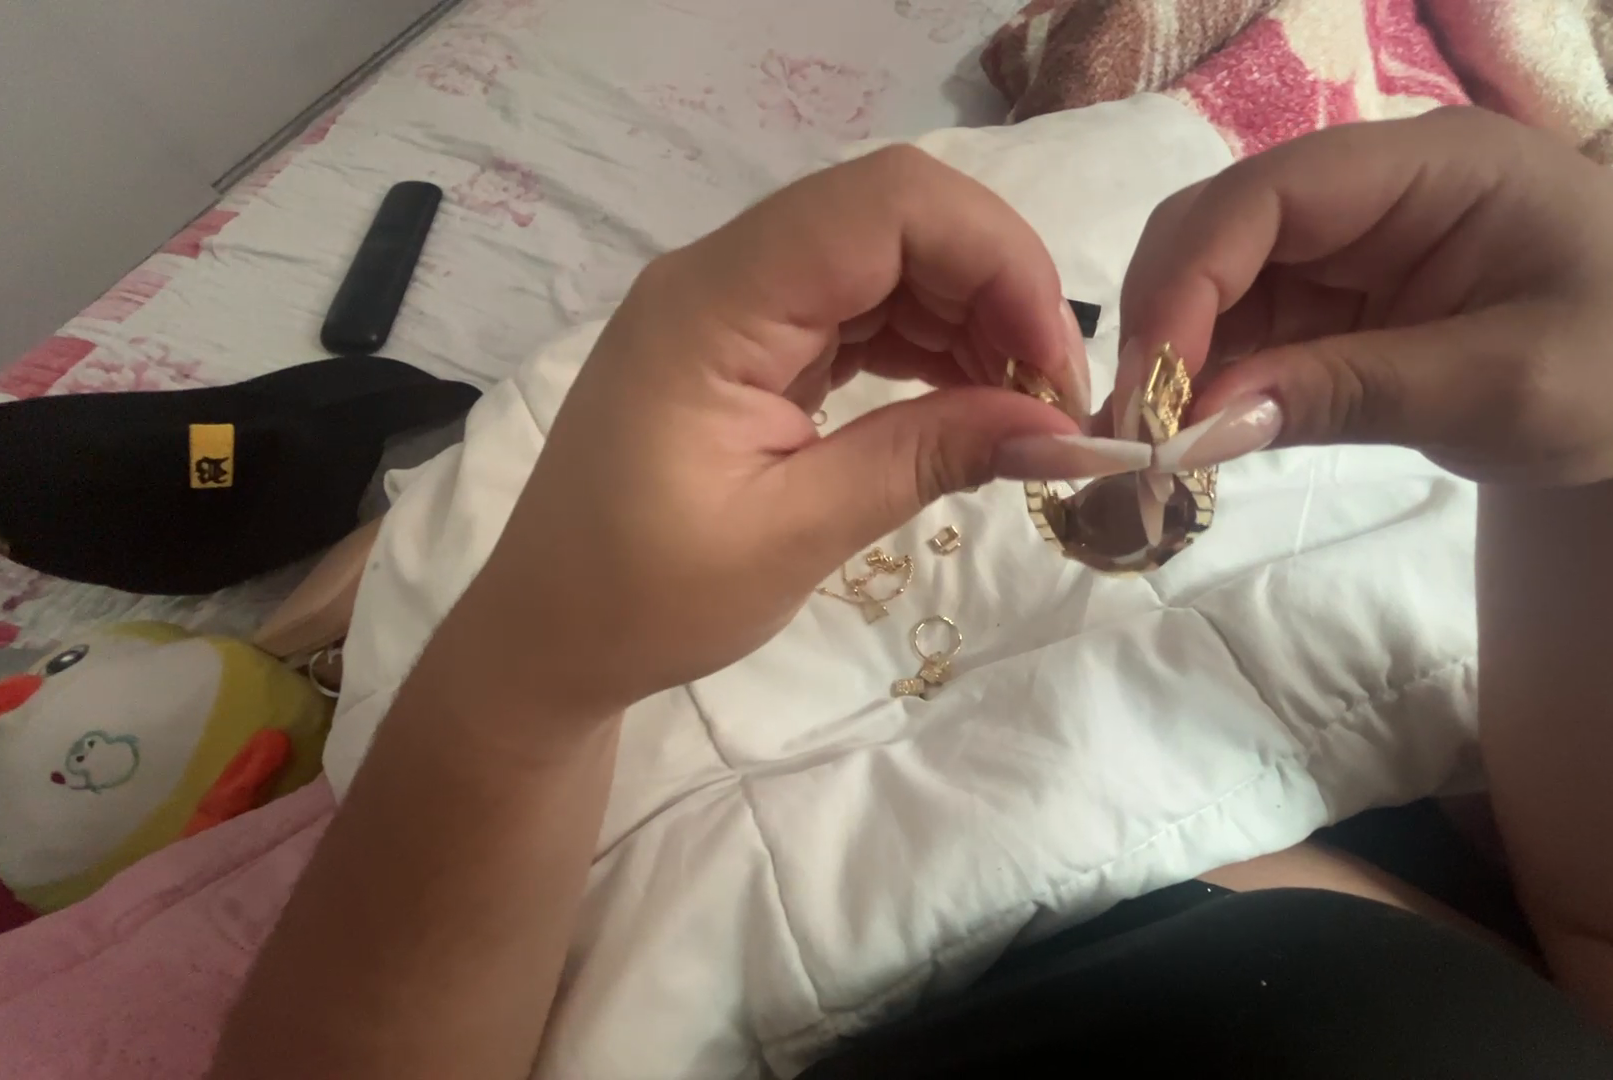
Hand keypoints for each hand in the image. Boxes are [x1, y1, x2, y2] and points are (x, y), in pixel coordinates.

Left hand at [454, 146, 1095, 714]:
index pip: (883, 205)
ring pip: (886, 265)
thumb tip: (1058, 429)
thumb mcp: (797, 534)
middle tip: (1051, 396)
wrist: (554, 634)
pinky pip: (859, 315)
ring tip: (1019, 408)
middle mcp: (723, 278)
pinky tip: (965, 401)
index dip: (995, 260)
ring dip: (969, 322)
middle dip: (996, 292)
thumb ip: (928, 460)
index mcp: (713, 305)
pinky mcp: (751, 349)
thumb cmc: (647, 600)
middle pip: (894, 221)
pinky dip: (926, 350)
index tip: (1054, 364)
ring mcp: (736, 309)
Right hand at [1110, 106, 1612, 485]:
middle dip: (1161, 325)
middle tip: (1140, 424)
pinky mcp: (1315, 310)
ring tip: (1153, 442)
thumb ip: (1343, 394)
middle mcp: (1360, 196)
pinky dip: (1195, 388)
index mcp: (1427, 167)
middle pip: (1208, 232)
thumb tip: (1193, 425)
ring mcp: (1332, 253)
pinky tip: (1184, 434)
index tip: (1149, 388)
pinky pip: (1228, 338)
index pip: (1262, 198)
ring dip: (1167, 365)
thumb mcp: (1502, 388)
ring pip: (1202, 289)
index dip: (1186, 286)